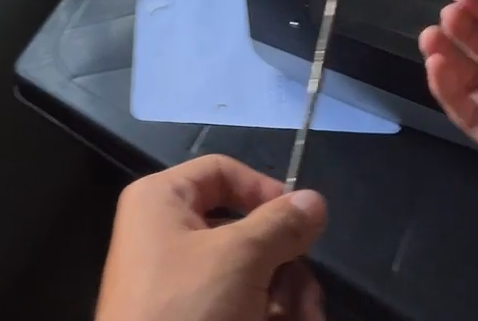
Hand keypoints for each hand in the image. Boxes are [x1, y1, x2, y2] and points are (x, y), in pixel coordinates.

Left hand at [96, 155, 328, 320]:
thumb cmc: (186, 310)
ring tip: (300, 320)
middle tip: (305, 295)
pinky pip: (237, 306)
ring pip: (248, 275)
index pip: (221, 171)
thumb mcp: (239, 259)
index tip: (305, 225)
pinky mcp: (192, 318)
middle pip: (242, 229)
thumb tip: (315, 200)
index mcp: (162, 199)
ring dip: (283, 300)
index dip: (264, 191)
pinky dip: (266, 317)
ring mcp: (178, 281)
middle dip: (283, 265)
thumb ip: (280, 225)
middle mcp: (166, 232)